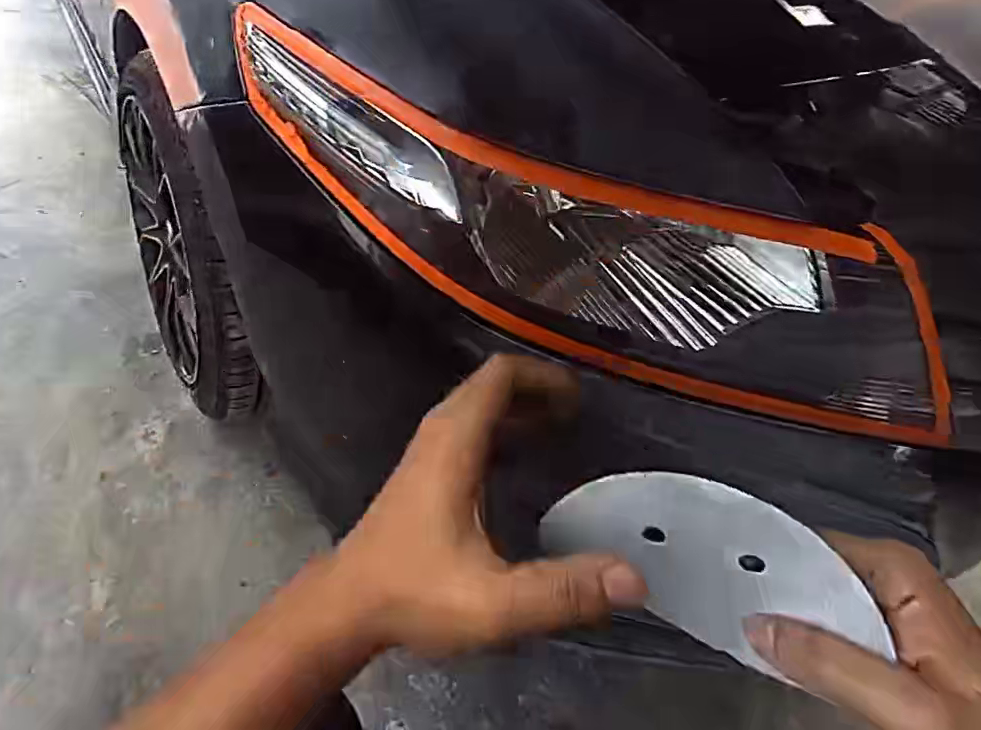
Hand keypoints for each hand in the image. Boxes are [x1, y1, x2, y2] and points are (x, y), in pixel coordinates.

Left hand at [326, 354, 647, 656]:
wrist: (348, 603)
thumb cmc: (415, 592)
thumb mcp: (494, 601)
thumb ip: (562, 591)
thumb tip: (632, 578)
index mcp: (455, 440)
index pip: (500, 376)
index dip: (541, 375)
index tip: (578, 396)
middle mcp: (440, 431)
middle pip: (491, 383)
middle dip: (536, 388)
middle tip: (577, 413)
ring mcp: (429, 447)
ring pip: (478, 404)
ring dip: (518, 406)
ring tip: (559, 428)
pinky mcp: (424, 466)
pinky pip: (469, 425)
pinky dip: (501, 425)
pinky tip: (521, 459)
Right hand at [746, 533, 980, 729]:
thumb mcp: (913, 709)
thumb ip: (833, 662)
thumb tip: (759, 626)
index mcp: (902, 573)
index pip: (813, 545)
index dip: (771, 562)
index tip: (731, 574)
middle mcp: (895, 584)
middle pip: (812, 573)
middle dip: (777, 593)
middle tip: (734, 605)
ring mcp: (890, 618)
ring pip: (818, 607)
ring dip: (788, 623)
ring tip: (753, 630)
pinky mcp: (888, 652)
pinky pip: (831, 635)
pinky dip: (805, 646)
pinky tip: (787, 657)